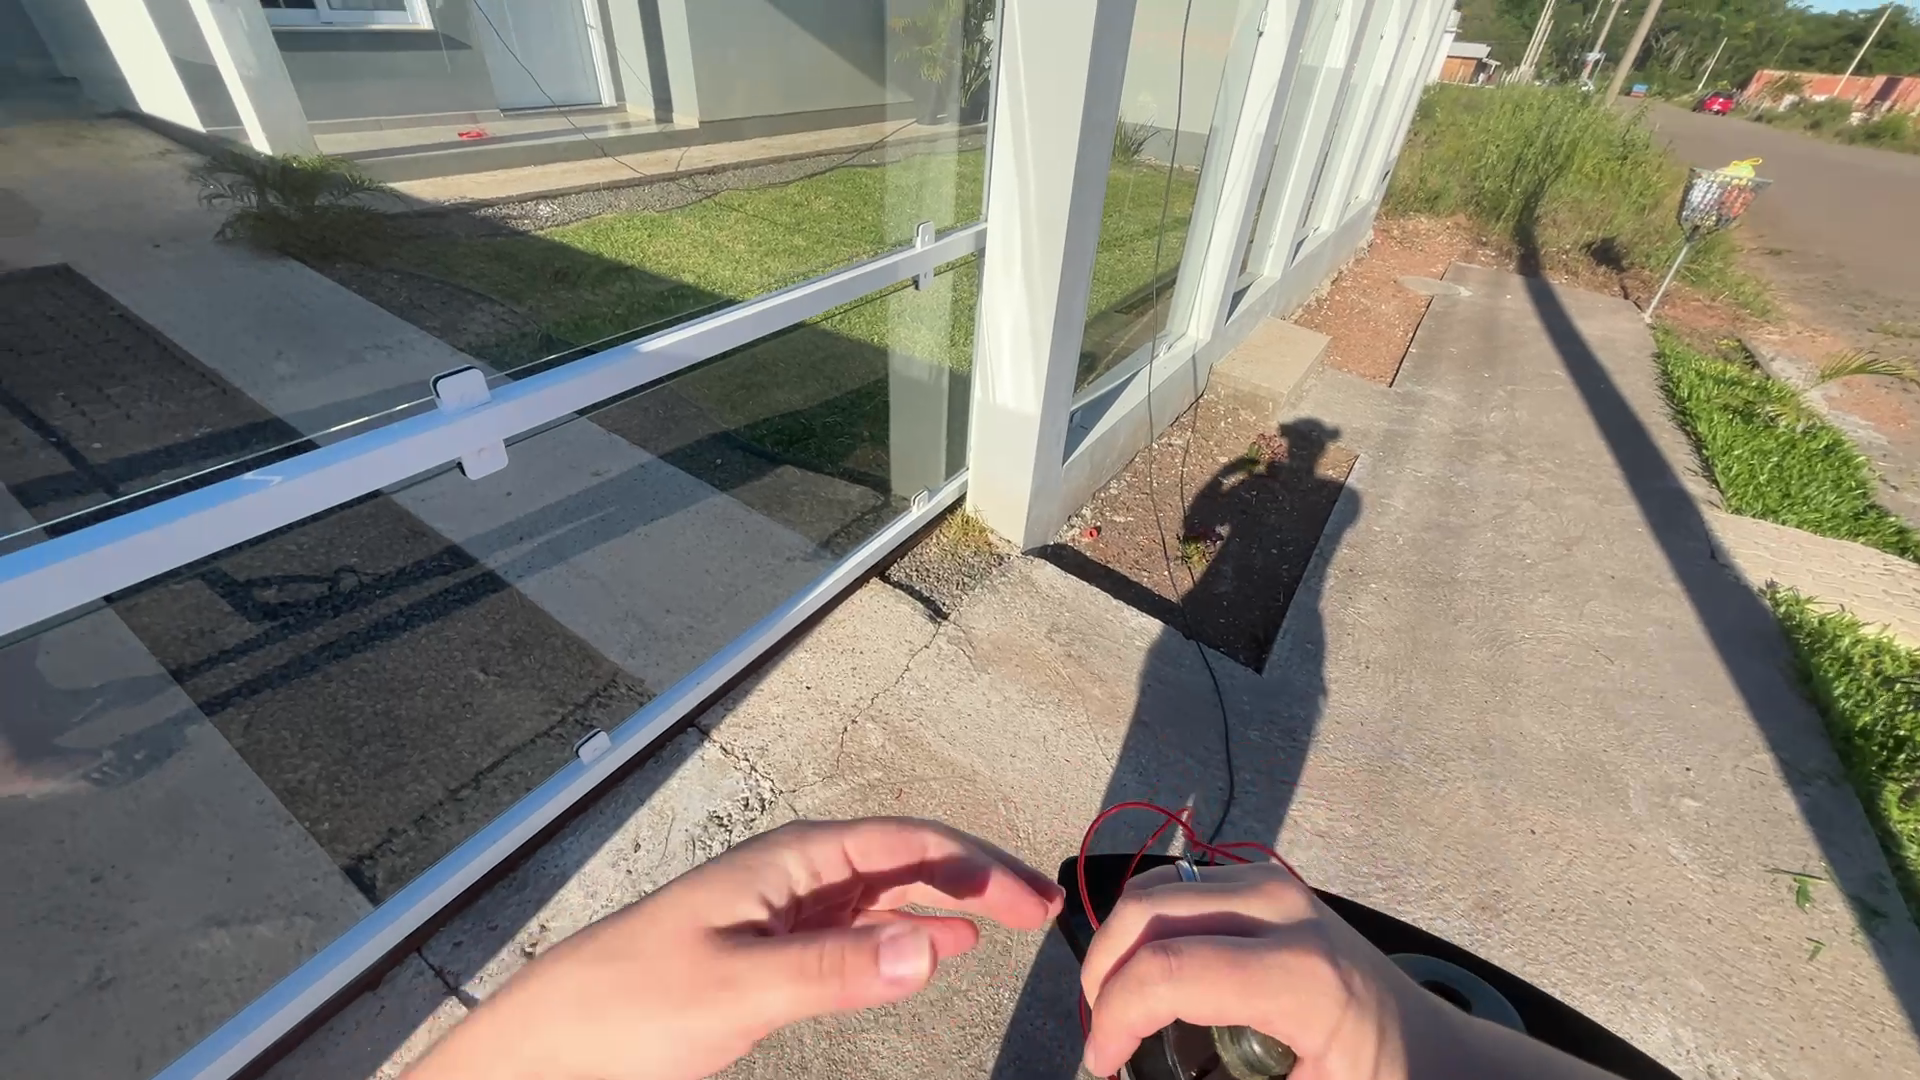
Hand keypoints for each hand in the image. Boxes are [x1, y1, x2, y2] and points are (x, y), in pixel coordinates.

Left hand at [407, 817, 1064, 1079]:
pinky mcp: (783, 943)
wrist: (550, 1043)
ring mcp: (794, 906)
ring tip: (1006, 923)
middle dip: (975, 878)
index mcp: (797, 856)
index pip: (908, 844)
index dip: (976, 866)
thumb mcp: (737, 988)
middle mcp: (803, 869)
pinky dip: (908, 934)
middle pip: (907, 860)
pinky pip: (863, 929)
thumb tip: (935, 945)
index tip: (1032, 897)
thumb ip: (837, 967)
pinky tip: (938, 948)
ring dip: (949, 903)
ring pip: (890, 892)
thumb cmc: (631, 1003)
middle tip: (1038, 909)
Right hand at [1079, 861, 1455, 1079]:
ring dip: (1118, 941)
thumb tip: (1138, 1076)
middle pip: (1149, 910)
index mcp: (1299, 973)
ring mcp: (1267, 880)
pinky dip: (1143, 923)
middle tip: (1099, 1030)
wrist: (1443, 1054)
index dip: (1116, 1012)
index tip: (1101, 1063)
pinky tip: (1146, 968)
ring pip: (1154, 887)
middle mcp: (1277, 906)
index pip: (1170, 970)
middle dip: (1104, 969)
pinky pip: (1175, 883)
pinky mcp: (1259, 877)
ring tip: (1115, 999)